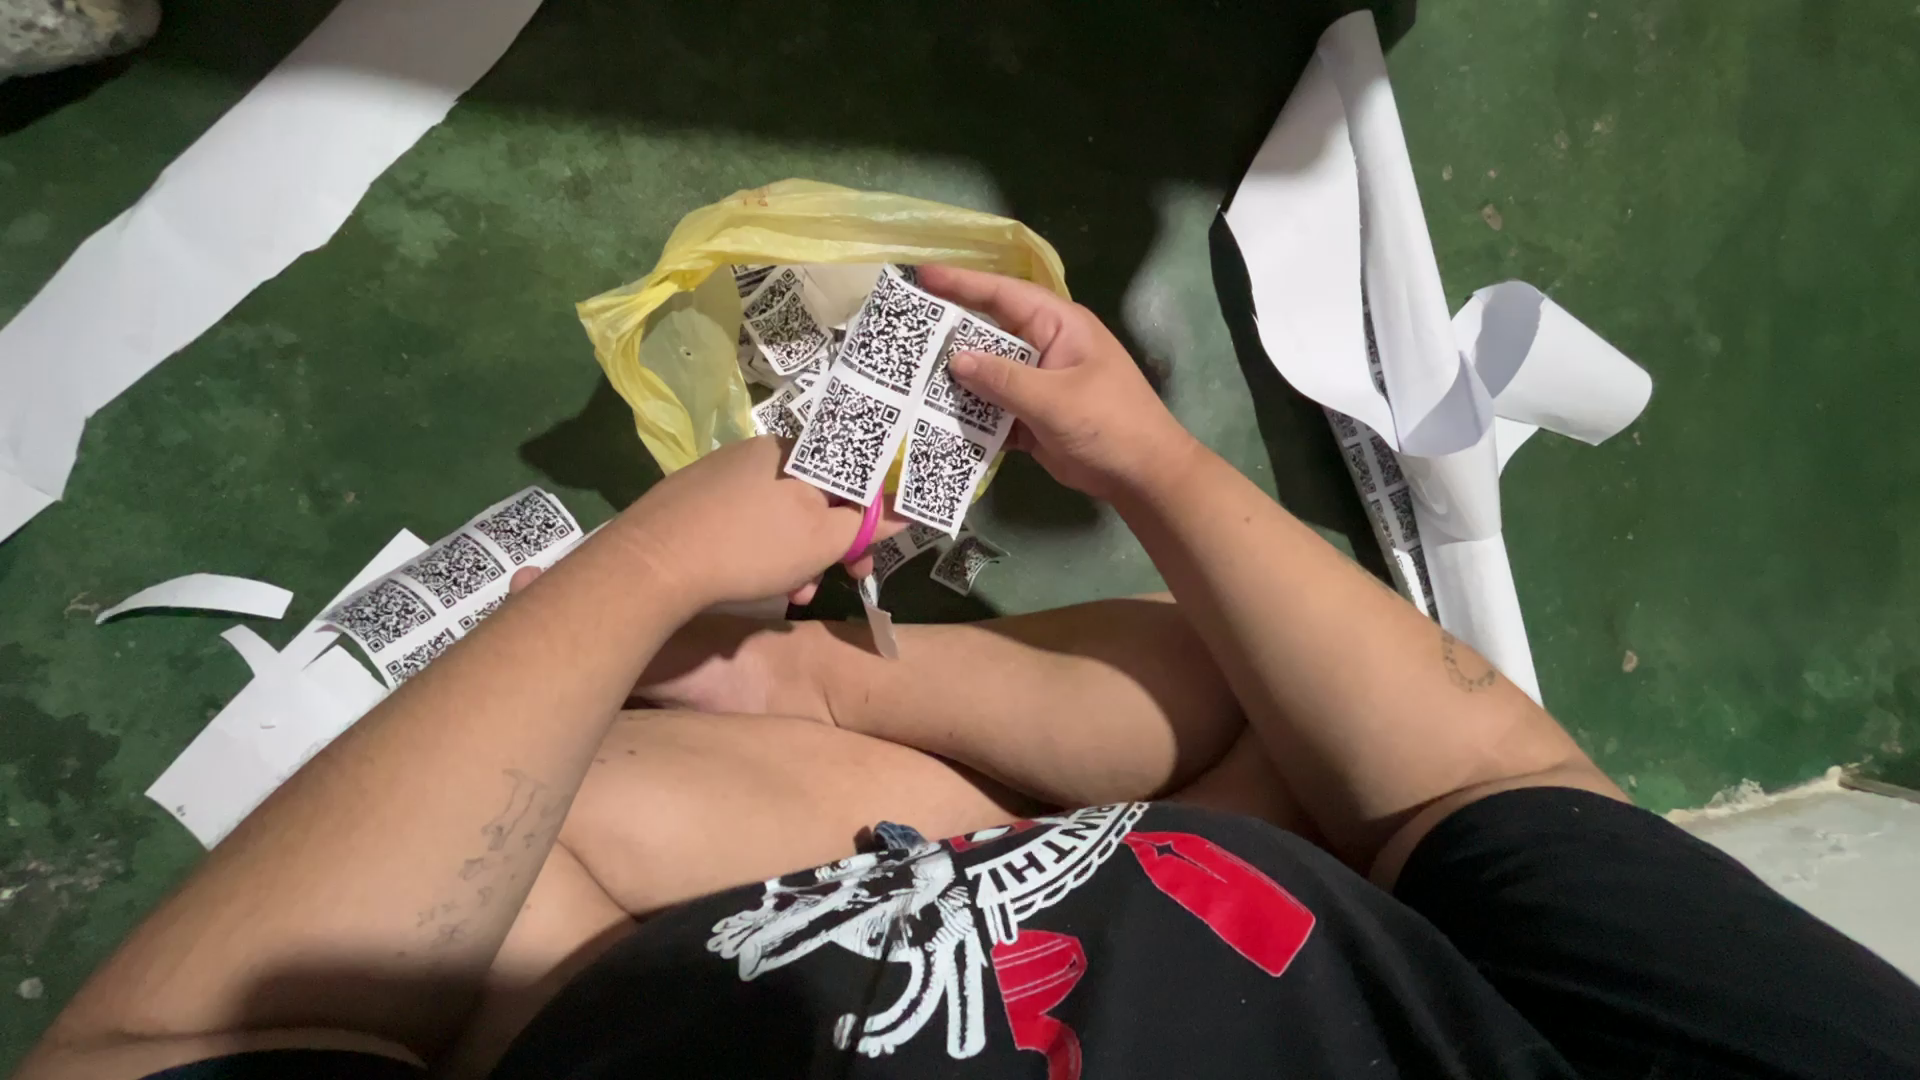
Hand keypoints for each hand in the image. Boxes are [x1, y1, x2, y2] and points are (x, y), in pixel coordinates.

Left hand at [608, 436, 886, 610]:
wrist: (653, 563)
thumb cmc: (753, 547)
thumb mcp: (823, 540)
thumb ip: (866, 522)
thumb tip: (906, 506)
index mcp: (796, 453)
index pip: (850, 478)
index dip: (866, 522)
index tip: (863, 561)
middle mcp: (761, 453)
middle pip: (814, 499)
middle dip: (829, 546)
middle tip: (833, 582)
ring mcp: (722, 472)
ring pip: (780, 515)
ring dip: (797, 556)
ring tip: (792, 595)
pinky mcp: (693, 495)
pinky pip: (746, 519)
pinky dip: (762, 550)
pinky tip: (755, 582)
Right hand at [917, 265, 1201, 501]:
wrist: (1141, 475)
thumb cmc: (1109, 423)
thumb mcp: (1055, 398)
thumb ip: (1003, 380)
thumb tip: (955, 361)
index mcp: (1058, 326)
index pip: (1004, 295)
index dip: (963, 283)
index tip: (922, 276)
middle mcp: (1044, 349)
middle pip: (989, 335)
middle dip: (950, 337)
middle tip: (905, 336)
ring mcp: (1037, 385)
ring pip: (988, 377)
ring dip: (957, 384)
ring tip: (910, 382)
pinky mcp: (1032, 419)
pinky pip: (994, 412)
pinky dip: (973, 419)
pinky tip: (940, 424)